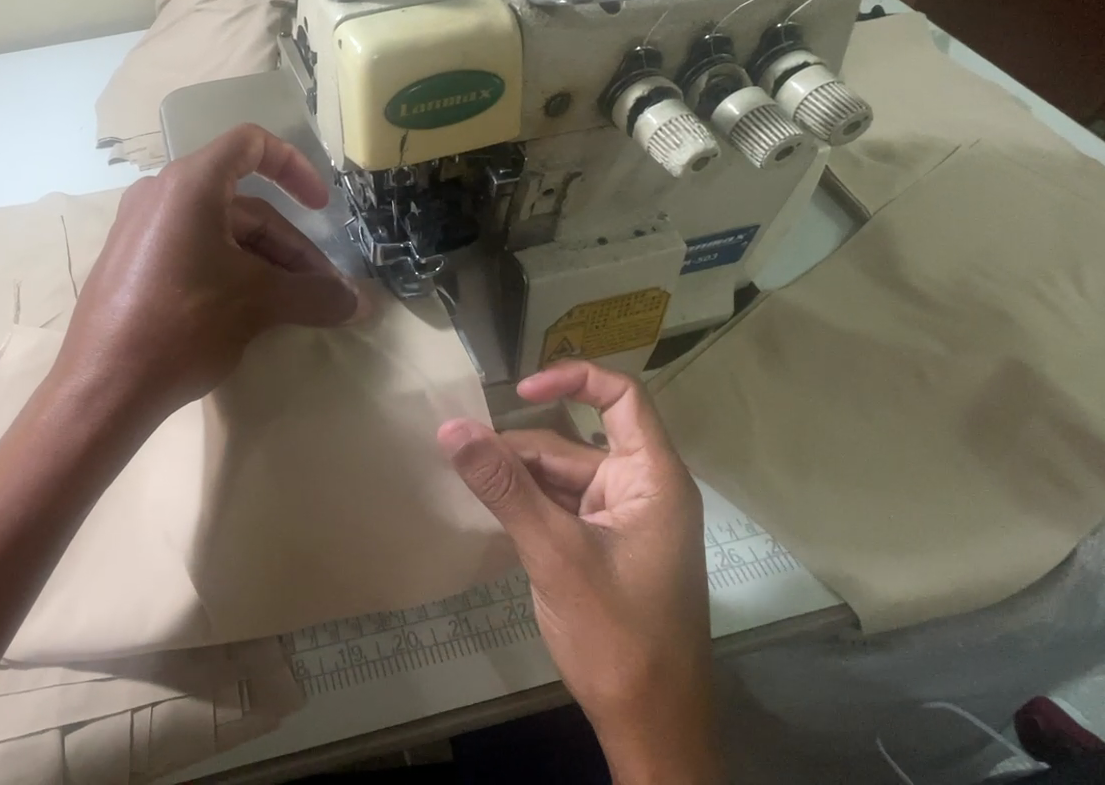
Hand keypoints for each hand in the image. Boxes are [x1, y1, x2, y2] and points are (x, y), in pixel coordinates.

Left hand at [57, 124, 359, 421]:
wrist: (104, 387)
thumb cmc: (183, 325)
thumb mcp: (258, 305)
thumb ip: (316, 295)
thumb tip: (362, 303)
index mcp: (190, 185)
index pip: (251, 144)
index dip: (295, 167)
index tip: (322, 208)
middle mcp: (161, 195)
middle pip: (244, 205)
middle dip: (290, 248)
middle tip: (320, 293)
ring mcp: (141, 230)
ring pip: (221, 234)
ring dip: (265, 265)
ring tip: (292, 310)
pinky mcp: (132, 265)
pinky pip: (194, 252)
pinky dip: (230, 273)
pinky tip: (248, 315)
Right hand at [438, 361, 721, 784]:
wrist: (651, 727)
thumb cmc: (617, 636)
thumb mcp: (554, 554)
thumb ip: (504, 487)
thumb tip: (451, 428)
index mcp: (653, 479)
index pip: (621, 398)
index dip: (573, 378)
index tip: (518, 390)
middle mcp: (642, 490)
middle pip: (575, 442)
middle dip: (520, 448)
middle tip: (463, 459)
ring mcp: (625, 522)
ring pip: (562, 477)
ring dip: (519, 479)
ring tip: (469, 485)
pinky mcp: (606, 550)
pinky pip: (562, 508)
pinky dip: (529, 505)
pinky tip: (493, 511)